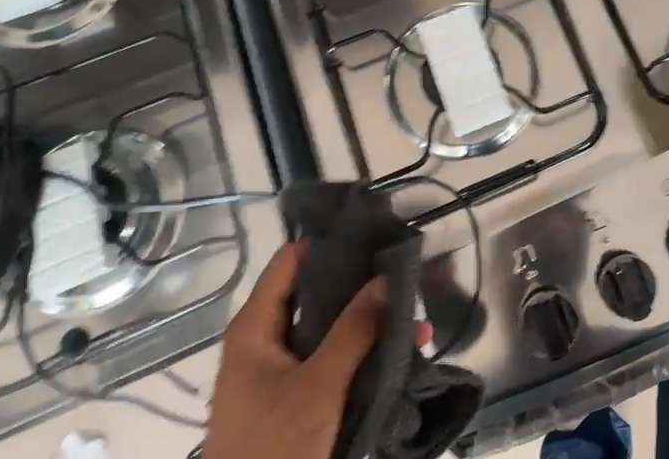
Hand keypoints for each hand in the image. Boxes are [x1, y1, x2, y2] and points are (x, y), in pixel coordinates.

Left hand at [205, 241, 396, 458]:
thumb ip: (353, 331)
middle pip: (312, 293)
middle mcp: (263, 340)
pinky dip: (361, 351)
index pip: (289, 262)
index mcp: (254, 328)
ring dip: (367, 321)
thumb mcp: (318, 388)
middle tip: (403, 269)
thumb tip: (386, 278)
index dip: (327, 243)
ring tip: (414, 314)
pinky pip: (330, 359)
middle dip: (358, 283)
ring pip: (327, 328)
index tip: (371, 231)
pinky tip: (401, 349)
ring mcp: (278, 370)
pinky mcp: (293, 396)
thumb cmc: (273, 447)